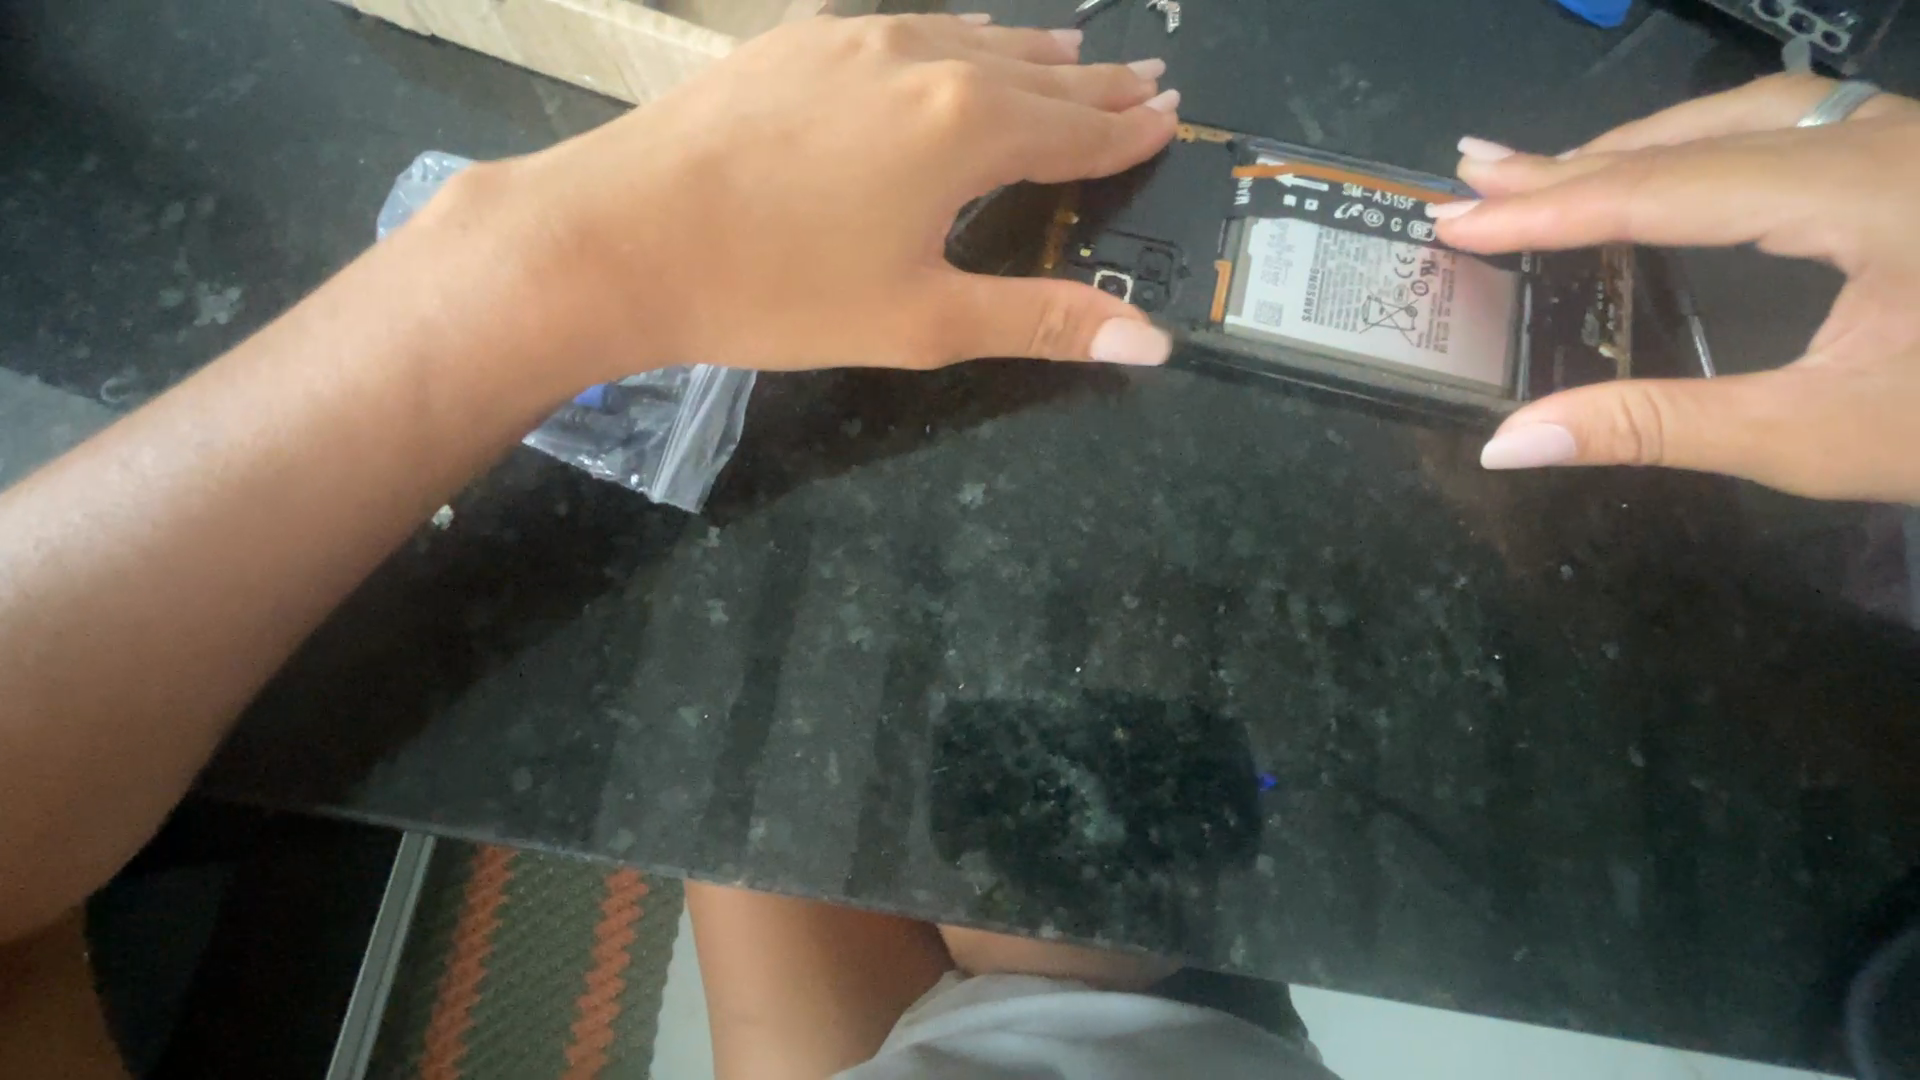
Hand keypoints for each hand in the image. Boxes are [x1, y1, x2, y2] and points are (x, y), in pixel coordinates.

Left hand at [454, 14, 1179, 378]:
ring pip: (968, 38)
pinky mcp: (794, 39)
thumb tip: (1152, 341)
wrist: (620, 240)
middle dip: (1094, 86)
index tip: (1168, 116)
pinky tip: (951, 44)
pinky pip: (903, 29)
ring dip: (1028, 54)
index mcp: (964, 129)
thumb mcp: (925, 324)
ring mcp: (851, 37)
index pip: (1072, 132)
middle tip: (1145, 79)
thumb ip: (1039, 321)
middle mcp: (920, 60)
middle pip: (1032, 76)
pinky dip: (952, 40)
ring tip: (1072, 55)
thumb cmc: (781, 294)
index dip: (1125, 131)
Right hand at [1431, 74, 1919, 502]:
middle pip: (1691, 139)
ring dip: (1620, 145)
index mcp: (1872, 197)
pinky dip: (1683, 143)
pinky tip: (1648, 164)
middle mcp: (1891, 144)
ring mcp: (1907, 142)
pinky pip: (1778, 125)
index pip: (1665, 193)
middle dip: (1562, 164)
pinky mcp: (1912, 160)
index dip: (1547, 211)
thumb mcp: (1811, 437)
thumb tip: (1505, 444)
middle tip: (1467, 177)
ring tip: (1533, 173)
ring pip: (1737, 116)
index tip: (1455, 224)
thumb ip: (1650, 430)